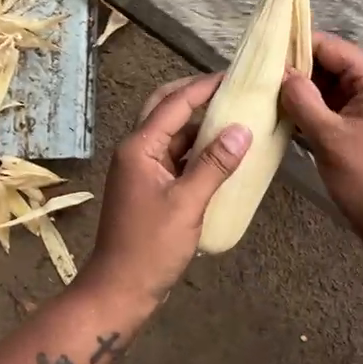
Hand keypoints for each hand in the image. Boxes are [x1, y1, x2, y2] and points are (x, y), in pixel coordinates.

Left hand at [80, 73, 251, 306]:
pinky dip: (196, 151)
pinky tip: (222, 155)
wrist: (119, 288)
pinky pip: (174, 157)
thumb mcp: (188, 204)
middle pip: (166, 109)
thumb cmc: (151, 246)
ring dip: (199, 125)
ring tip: (235, 117)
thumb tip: (242, 129)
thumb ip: (214, 165)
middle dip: (196, 95)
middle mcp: (136, 150)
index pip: (175, 103)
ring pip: (171, 134)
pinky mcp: (149, 187)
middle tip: (230, 89)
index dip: (204, 86)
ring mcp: (141, 168)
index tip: (234, 75)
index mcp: (139, 146)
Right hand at [279, 33, 362, 245]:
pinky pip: (336, 110)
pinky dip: (313, 111)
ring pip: (331, 89)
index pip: (332, 47)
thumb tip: (281, 73)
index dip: (298, 45)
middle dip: (297, 70)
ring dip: (303, 92)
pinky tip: (285, 117)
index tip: (263, 51)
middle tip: (258, 76)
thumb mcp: (329, 137)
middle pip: (331, 66)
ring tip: (265, 95)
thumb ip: (302, 99)